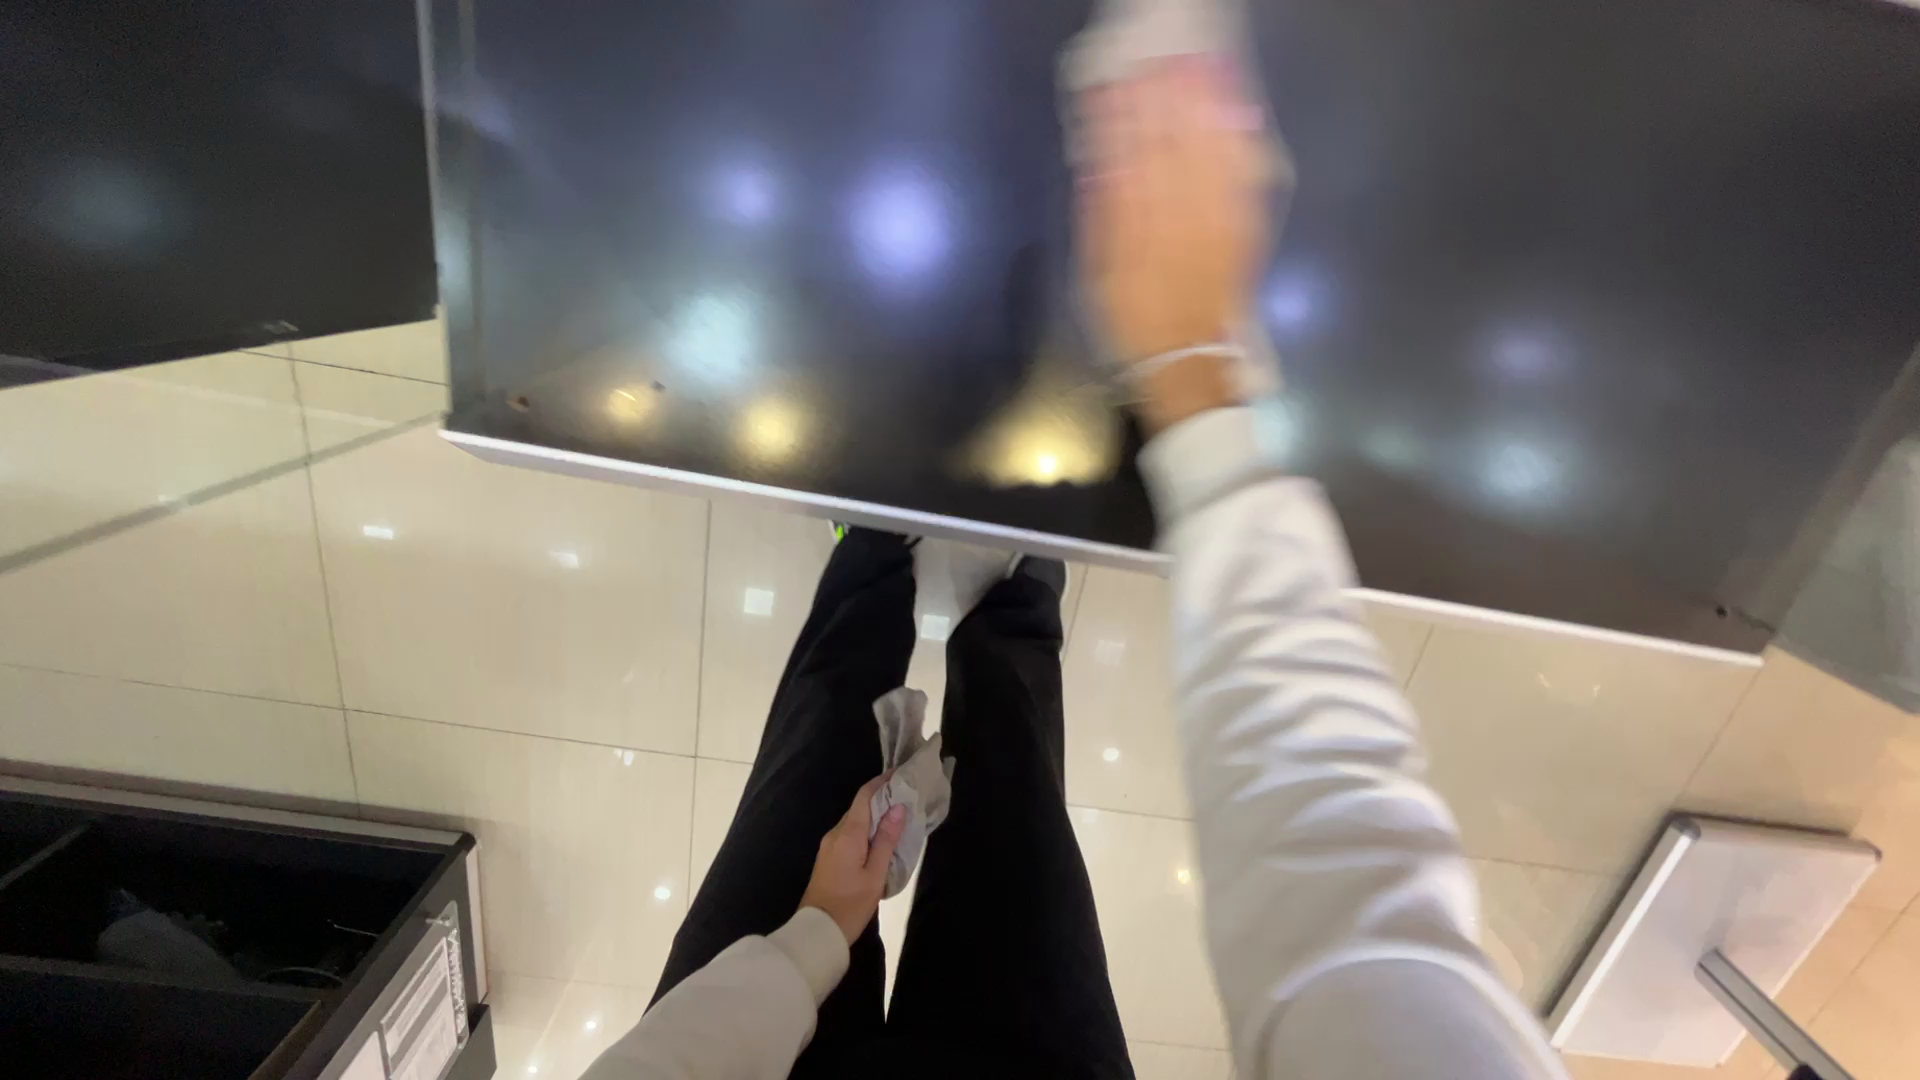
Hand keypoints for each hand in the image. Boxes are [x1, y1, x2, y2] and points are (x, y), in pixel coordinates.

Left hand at [799, 774, 908, 945]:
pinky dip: (866, 830)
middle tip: (906, 798)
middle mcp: (835, 834)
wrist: (816, 934)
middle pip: (859, 807)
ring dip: (874, 816)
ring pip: (854, 822)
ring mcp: (829, 846)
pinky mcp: (828, 858)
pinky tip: (880, 840)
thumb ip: (886, 840)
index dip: (881, 782)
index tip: (899, 774)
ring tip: (898, 818)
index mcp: (847, 834)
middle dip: (881, 799)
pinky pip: (849, 835)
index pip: (864, 796)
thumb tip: (898, 807)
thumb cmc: (849, 905)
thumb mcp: (874, 875)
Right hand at [1076, 55, 1269, 431]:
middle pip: (1171, 150)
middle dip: (1167, 102)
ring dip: (1204, 112)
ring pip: (1208, 158)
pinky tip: (1236, 117)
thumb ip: (1100, 222)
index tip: (1122, 80)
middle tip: (1165, 58)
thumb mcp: (1098, 279)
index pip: (1130, 161)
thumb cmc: (1131, 324)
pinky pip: (1240, 183)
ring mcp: (1213, 224)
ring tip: (1199, 69)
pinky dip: (1237, 147)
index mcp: (1135, 230)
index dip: (1127, 118)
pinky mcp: (1239, 233)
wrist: (1183, 362)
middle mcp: (1176, 220)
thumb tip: (1101, 167)